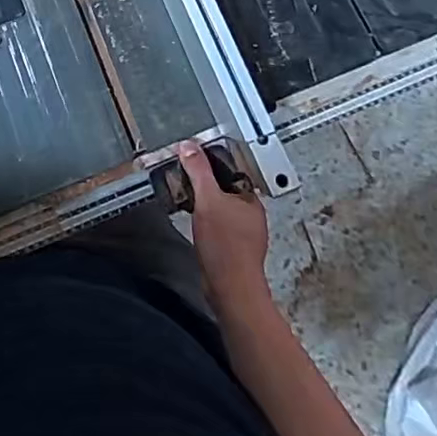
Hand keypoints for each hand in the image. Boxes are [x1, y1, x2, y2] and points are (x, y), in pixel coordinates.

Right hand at [176, 140, 270, 305]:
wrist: (229, 288)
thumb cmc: (226, 248)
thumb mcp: (206, 200)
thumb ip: (198, 171)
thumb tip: (189, 147)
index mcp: (251, 199)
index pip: (231, 171)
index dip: (210, 163)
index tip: (192, 159)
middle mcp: (250, 215)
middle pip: (224, 189)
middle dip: (205, 184)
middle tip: (186, 180)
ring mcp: (243, 233)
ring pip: (221, 208)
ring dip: (204, 204)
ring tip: (188, 201)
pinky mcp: (233, 248)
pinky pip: (217, 225)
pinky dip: (205, 222)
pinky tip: (195, 225)